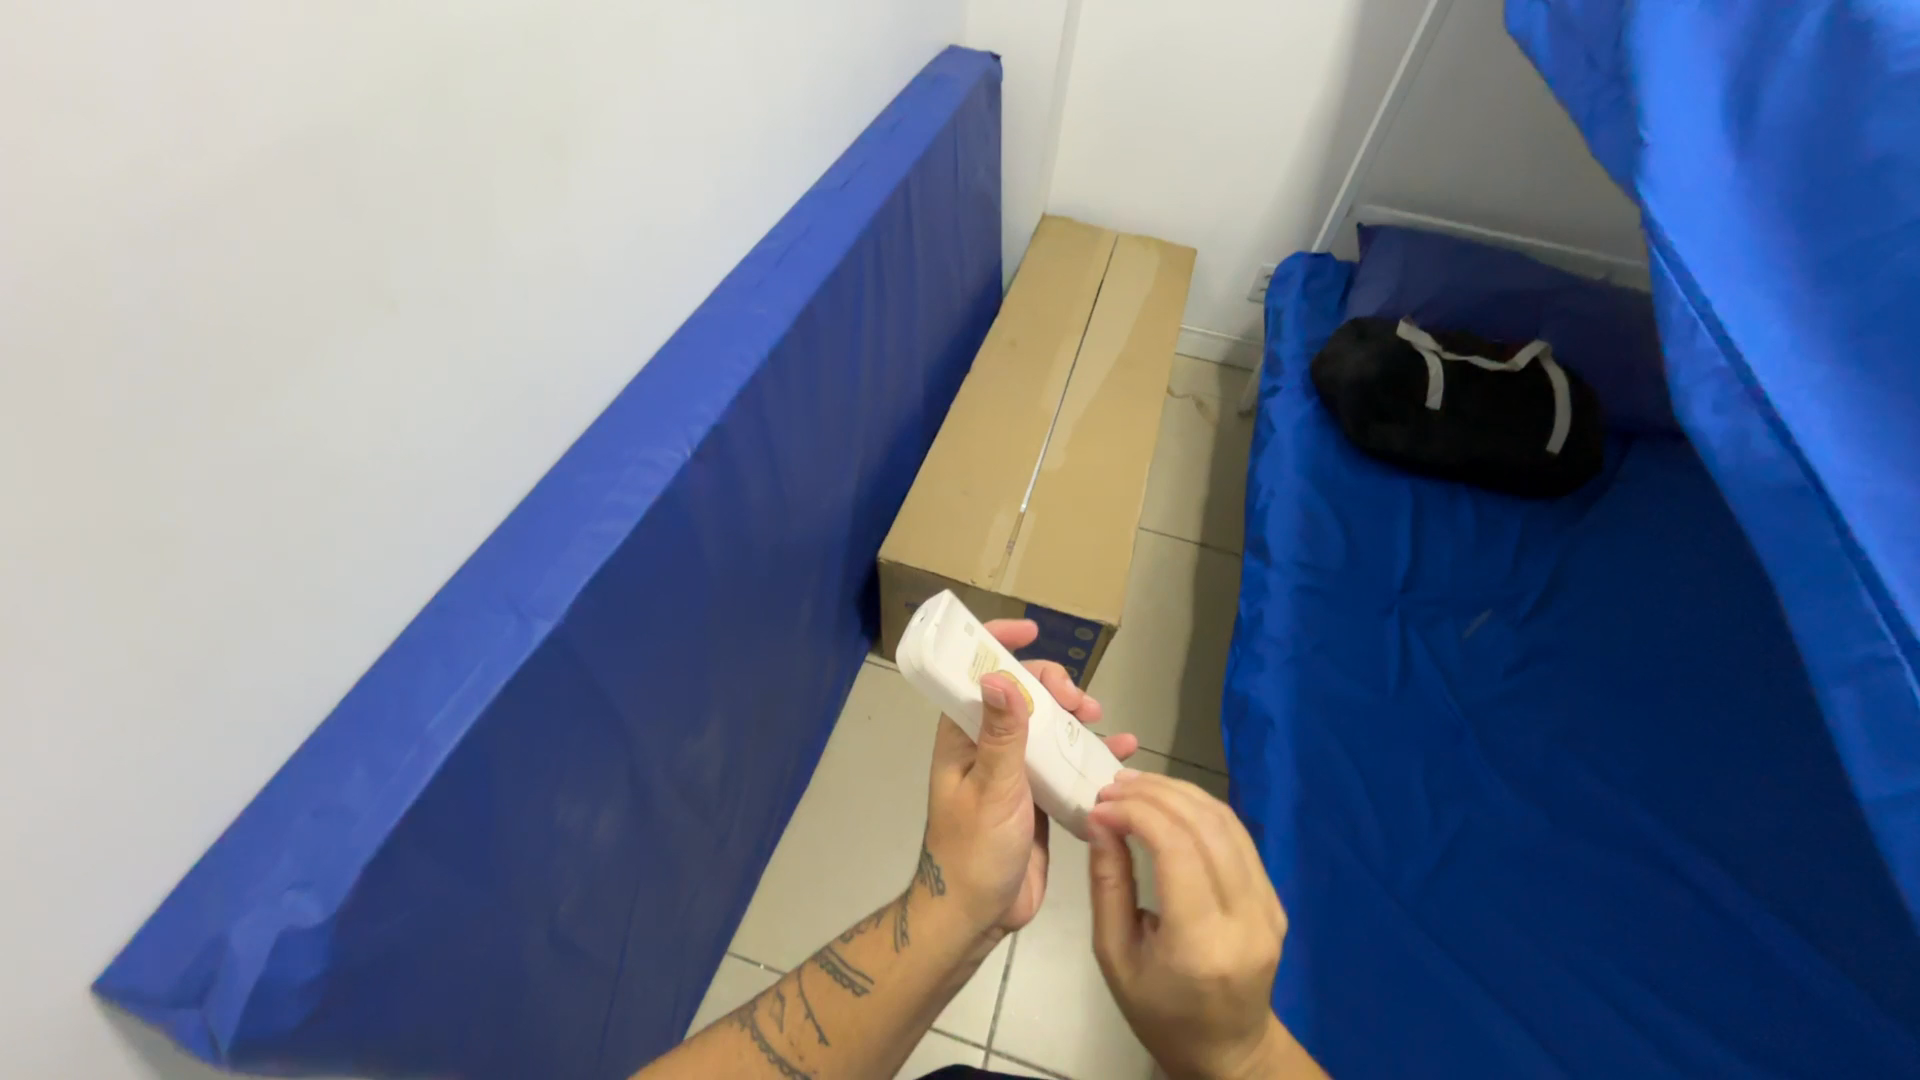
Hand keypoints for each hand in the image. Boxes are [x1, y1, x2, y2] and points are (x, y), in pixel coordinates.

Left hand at [921, 618, 1138, 945]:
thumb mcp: (992, 789)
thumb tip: (999, 675)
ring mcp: (1016, 769)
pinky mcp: (1040, 795)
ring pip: (1049, 725)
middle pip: (1023, 695)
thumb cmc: (973, 850)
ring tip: (1100, 718)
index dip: (999, 646)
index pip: (976, 675)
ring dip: (1077, 716)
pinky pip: (1067, 762)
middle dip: (1053, 685)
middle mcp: (989, 745)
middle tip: (1080, 700)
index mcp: (964, 736)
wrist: (978, 915)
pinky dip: (1094, 753)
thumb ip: (1001, 734)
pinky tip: (1124, 749)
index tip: (1030, 631)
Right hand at [1087, 772, 1300, 1079]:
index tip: (1100, 806)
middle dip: (1154, 793)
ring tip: (1135, 784)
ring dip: (1178, 791)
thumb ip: (1108, 884)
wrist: (1228, 1050)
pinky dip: (1199, 807)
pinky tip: (1167, 800)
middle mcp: (1246, 920)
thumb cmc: (1159, 1011)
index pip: (1177, 850)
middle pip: (1205, 827)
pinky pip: (1237, 836)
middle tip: (1113, 786)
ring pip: (1226, 822)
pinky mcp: (1274, 898)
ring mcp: (1269, 908)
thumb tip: (1100, 820)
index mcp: (1202, 945)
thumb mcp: (1114, 956)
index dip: (1136, 813)